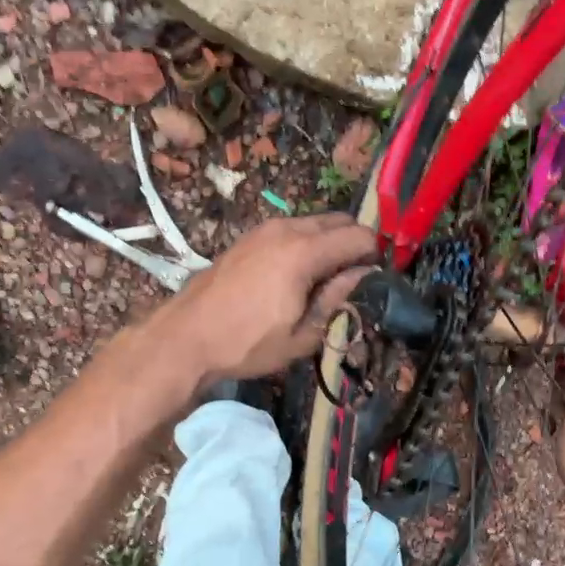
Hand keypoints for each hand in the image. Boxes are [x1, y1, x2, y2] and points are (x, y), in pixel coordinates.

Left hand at [142, 214, 377, 384]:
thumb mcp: (303, 335)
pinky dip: (308, 244)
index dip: (376, 257)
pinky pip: (293, 230)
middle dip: (356, 245)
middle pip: (339, 221)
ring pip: (315, 223)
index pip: (360, 237)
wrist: (187, 336)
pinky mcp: (250, 236)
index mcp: (303, 253)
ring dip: (330, 244)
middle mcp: (286, 229)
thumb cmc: (248, 344)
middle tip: (356, 281)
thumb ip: (337, 300)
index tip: (377, 282)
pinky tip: (299, 277)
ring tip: (327, 282)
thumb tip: (364, 277)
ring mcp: (265, 229)